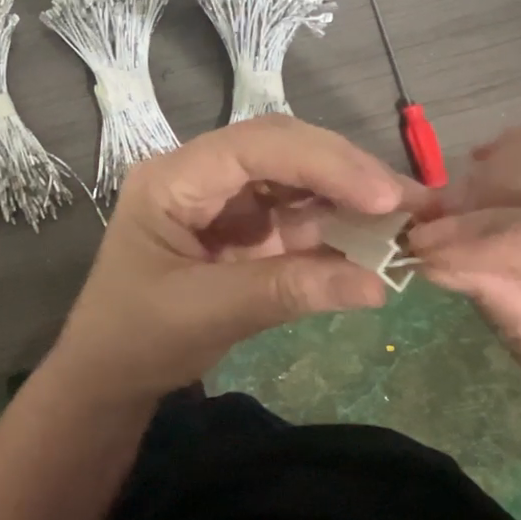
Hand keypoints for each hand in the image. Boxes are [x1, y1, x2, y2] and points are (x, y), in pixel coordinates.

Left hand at [46, 115, 411, 403]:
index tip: (382, 196)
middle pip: (278, 150)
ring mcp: (220, 200)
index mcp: (171, 180)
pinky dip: (334, 224)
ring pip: (293, 177)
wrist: (108, 372)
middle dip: (343, 171)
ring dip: (348, 195)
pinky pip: (293, 214)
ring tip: (410, 218)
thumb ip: (286, 290)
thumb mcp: (206, 313)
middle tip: (411, 203)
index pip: (252, 147)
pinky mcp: (240, 228)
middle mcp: (196, 176)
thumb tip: (377, 282)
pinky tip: (374, 238)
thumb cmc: (137, 336)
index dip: (321, 162)